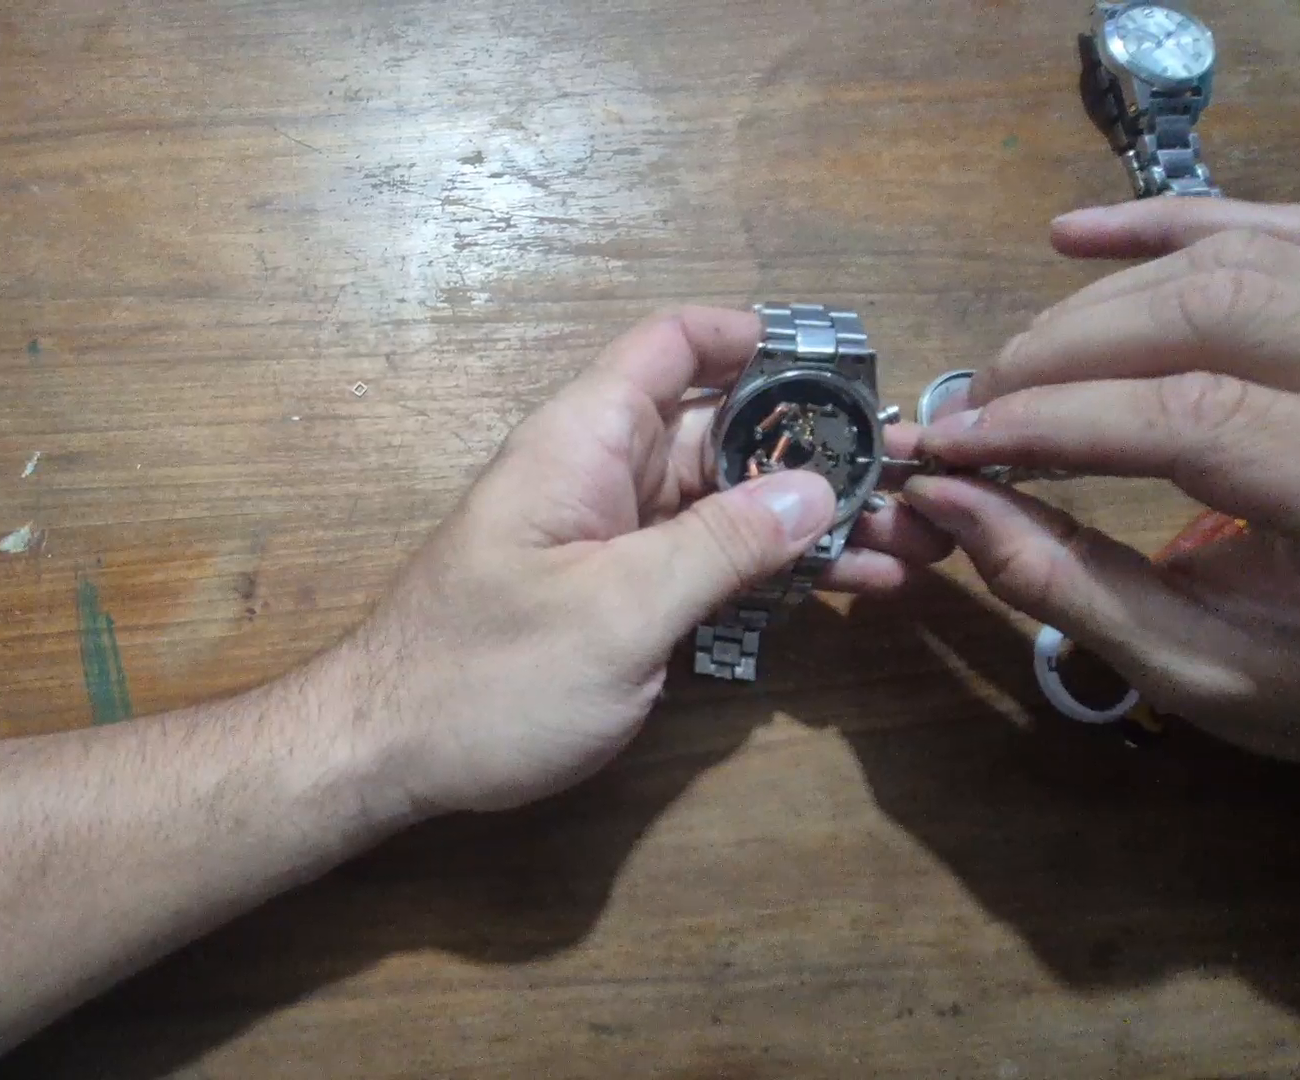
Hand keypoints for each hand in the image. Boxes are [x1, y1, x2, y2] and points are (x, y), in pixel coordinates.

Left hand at [342, 307, 946, 814]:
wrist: (394, 749)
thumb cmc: (489, 676)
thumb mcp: (615, 612)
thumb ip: (717, 546)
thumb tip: (815, 489)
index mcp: (584, 442)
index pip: (670, 347)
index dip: (752, 339)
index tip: (843, 368)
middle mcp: (599, 474)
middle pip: (715, 430)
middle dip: (808, 450)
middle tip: (904, 490)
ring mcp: (609, 538)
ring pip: (717, 503)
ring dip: (800, 522)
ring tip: (895, 553)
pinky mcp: (615, 593)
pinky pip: (699, 562)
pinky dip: (760, 572)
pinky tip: (835, 594)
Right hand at [903, 200, 1299, 856]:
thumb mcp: (1193, 667)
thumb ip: (1060, 579)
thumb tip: (939, 497)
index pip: (1203, 420)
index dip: (1052, 422)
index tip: (946, 447)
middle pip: (1219, 313)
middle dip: (1056, 358)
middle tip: (970, 417)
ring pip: (1236, 263)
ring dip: (1084, 312)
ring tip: (1007, 378)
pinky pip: (1278, 232)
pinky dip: (1160, 226)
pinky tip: (1069, 237)